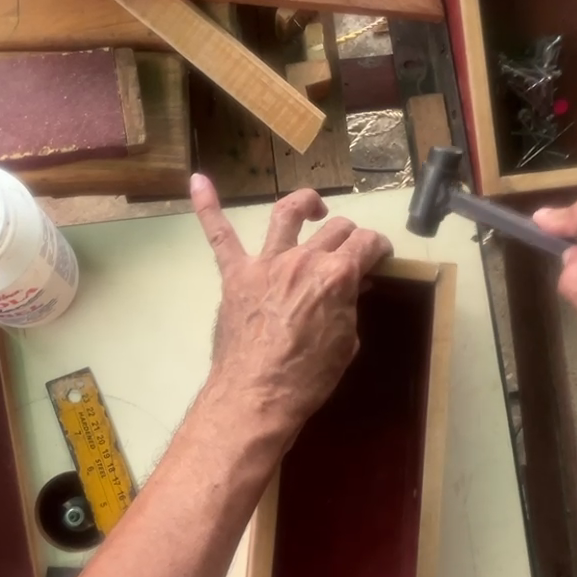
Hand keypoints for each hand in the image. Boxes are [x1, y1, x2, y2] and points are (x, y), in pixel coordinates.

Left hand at [191, 174, 391, 437]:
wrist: (257, 395)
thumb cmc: (308, 378)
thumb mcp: (346, 343)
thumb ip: (349, 307)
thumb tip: (352, 289)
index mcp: (336, 275)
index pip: (367, 243)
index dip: (379, 248)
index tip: (380, 257)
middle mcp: (302, 259)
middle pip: (334, 229)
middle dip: (349, 237)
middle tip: (351, 253)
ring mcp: (265, 263)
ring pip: (286, 215)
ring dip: (305, 204)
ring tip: (314, 207)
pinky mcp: (235, 276)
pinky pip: (220, 236)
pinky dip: (207, 208)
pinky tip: (197, 182)